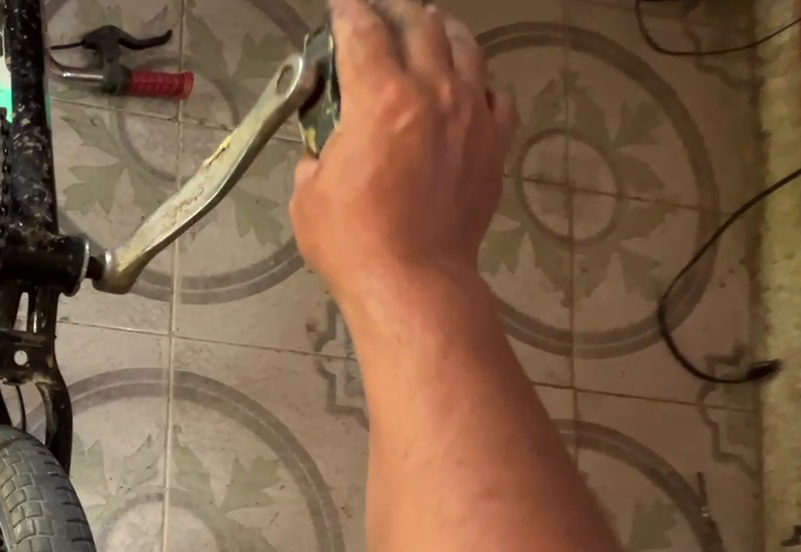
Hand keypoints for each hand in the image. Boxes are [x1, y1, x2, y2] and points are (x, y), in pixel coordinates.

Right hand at [290, 0, 514, 300]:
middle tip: (381, 13)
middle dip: (397, 13)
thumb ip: (316, 156)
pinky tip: (463, 83)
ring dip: (441, 31)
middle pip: (421, 27)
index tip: (340, 7)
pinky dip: (472, 78)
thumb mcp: (307, 197)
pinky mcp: (494, 138)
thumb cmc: (348, 240)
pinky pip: (489, 90)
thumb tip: (324, 147)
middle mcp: (433, 91)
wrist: (411, 276)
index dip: (348, 15)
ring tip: (428, 29)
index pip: (364, 37)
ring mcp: (471, 111)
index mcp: (380, 101)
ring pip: (464, 47)